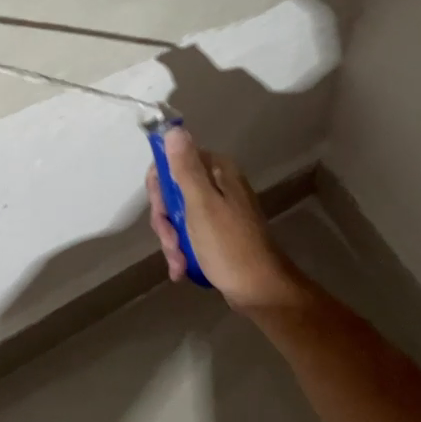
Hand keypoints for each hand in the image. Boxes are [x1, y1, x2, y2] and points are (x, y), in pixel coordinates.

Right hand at [146, 127, 306, 312]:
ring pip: (179, 215)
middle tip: (170, 242)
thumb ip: (185, 167)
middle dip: (166, 220)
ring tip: (178, 262)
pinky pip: (191, 233)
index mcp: (218, 171)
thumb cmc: (229, 246)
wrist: (260, 292)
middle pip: (174, 191)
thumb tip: (174, 129)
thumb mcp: (201, 205)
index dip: (159, 187)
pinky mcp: (219, 233)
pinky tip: (181, 269)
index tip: (160, 211)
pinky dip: (183, 250)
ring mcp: (220, 209)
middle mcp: (219, 184)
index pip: (173, 162)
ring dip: (172, 240)